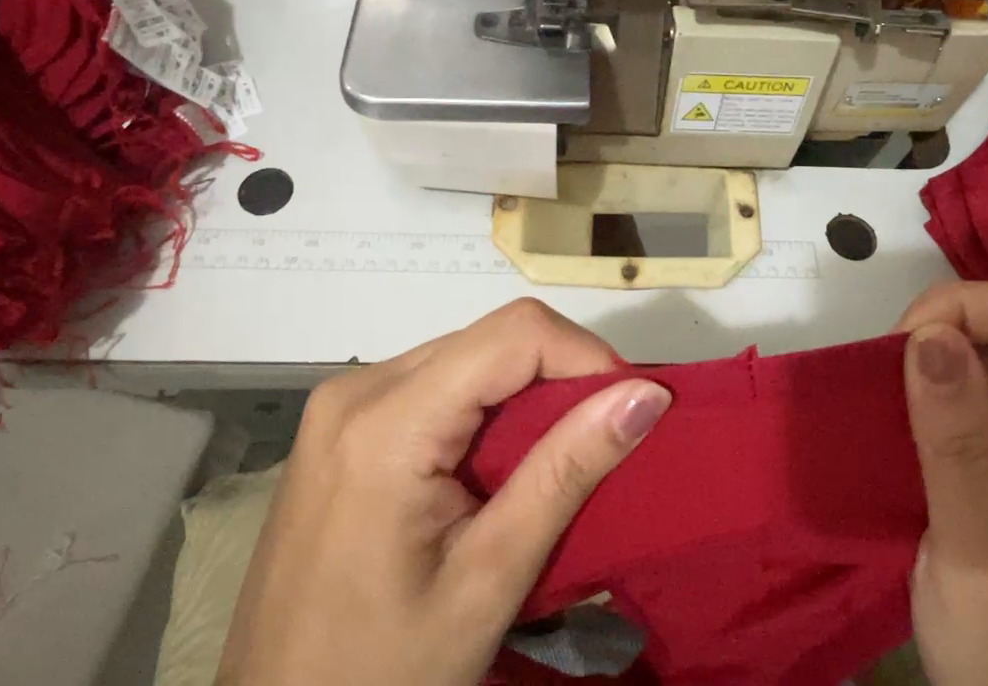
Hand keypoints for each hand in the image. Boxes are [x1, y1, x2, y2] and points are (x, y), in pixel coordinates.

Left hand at [218, 298, 671, 685]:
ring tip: (558, 461)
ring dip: (524, 396)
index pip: (514, 334)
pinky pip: (434, 386)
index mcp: (387, 421)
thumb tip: (645, 394)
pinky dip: (484, 412)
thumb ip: (566, 472)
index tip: (630, 410)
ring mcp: (343, 403)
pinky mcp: (341, 424)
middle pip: (488, 342)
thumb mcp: (490, 576)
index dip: (585, 355)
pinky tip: (499, 467)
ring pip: (465, 359)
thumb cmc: (384, 665)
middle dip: (560, 378)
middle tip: (605, 443)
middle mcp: (358, 388)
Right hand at [895, 282, 987, 685]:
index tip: (896, 355)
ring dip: (935, 372)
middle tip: (881, 400)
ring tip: (890, 422)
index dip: (962, 308)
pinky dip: (941, 401)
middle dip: (939, 340)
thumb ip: (957, 445)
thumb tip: (933, 334)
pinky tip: (912, 440)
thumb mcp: (976, 558)